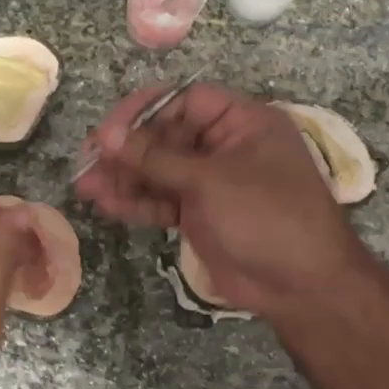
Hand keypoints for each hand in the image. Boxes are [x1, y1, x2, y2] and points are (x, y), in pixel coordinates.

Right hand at [74, 83, 367, 318]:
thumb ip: (155, 157)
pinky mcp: (198, 214)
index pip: (185, 101)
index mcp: (242, 124)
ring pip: (156, 171)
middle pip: (164, 136)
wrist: (302, 287)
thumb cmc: (267, 217)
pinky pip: (160, 200)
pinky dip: (134, 202)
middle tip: (88, 161)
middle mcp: (224, 147)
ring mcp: (210, 183)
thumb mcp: (210, 181)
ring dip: (122, 178)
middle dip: (125, 151)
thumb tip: (106, 135)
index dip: (145, 111)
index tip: (110, 130)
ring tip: (85, 187)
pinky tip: (105, 204)